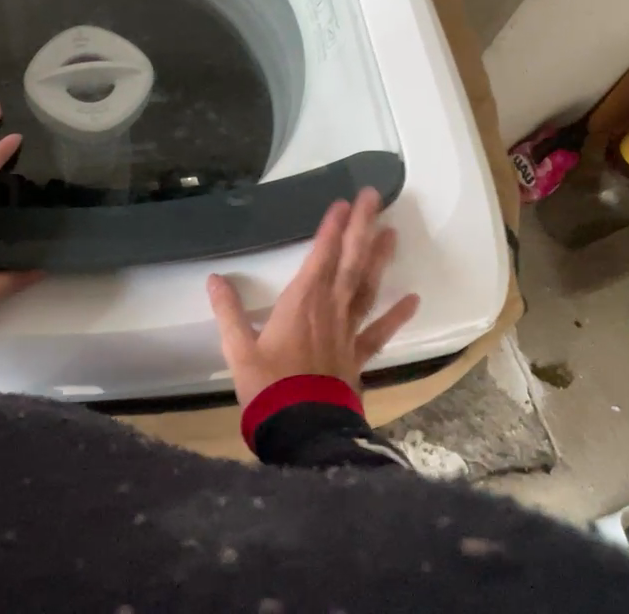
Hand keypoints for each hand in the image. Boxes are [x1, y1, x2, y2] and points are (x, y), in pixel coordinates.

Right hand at [206, 188, 419, 405]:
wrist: (303, 431)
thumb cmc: (267, 387)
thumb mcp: (238, 349)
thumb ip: (228, 312)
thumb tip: (215, 279)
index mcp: (301, 303)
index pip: (320, 256)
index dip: (332, 228)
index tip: (343, 202)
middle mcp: (330, 309)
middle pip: (350, 262)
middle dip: (361, 228)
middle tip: (374, 197)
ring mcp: (347, 332)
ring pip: (367, 288)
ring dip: (379, 259)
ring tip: (392, 232)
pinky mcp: (357, 356)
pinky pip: (379, 332)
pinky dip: (396, 316)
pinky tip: (413, 300)